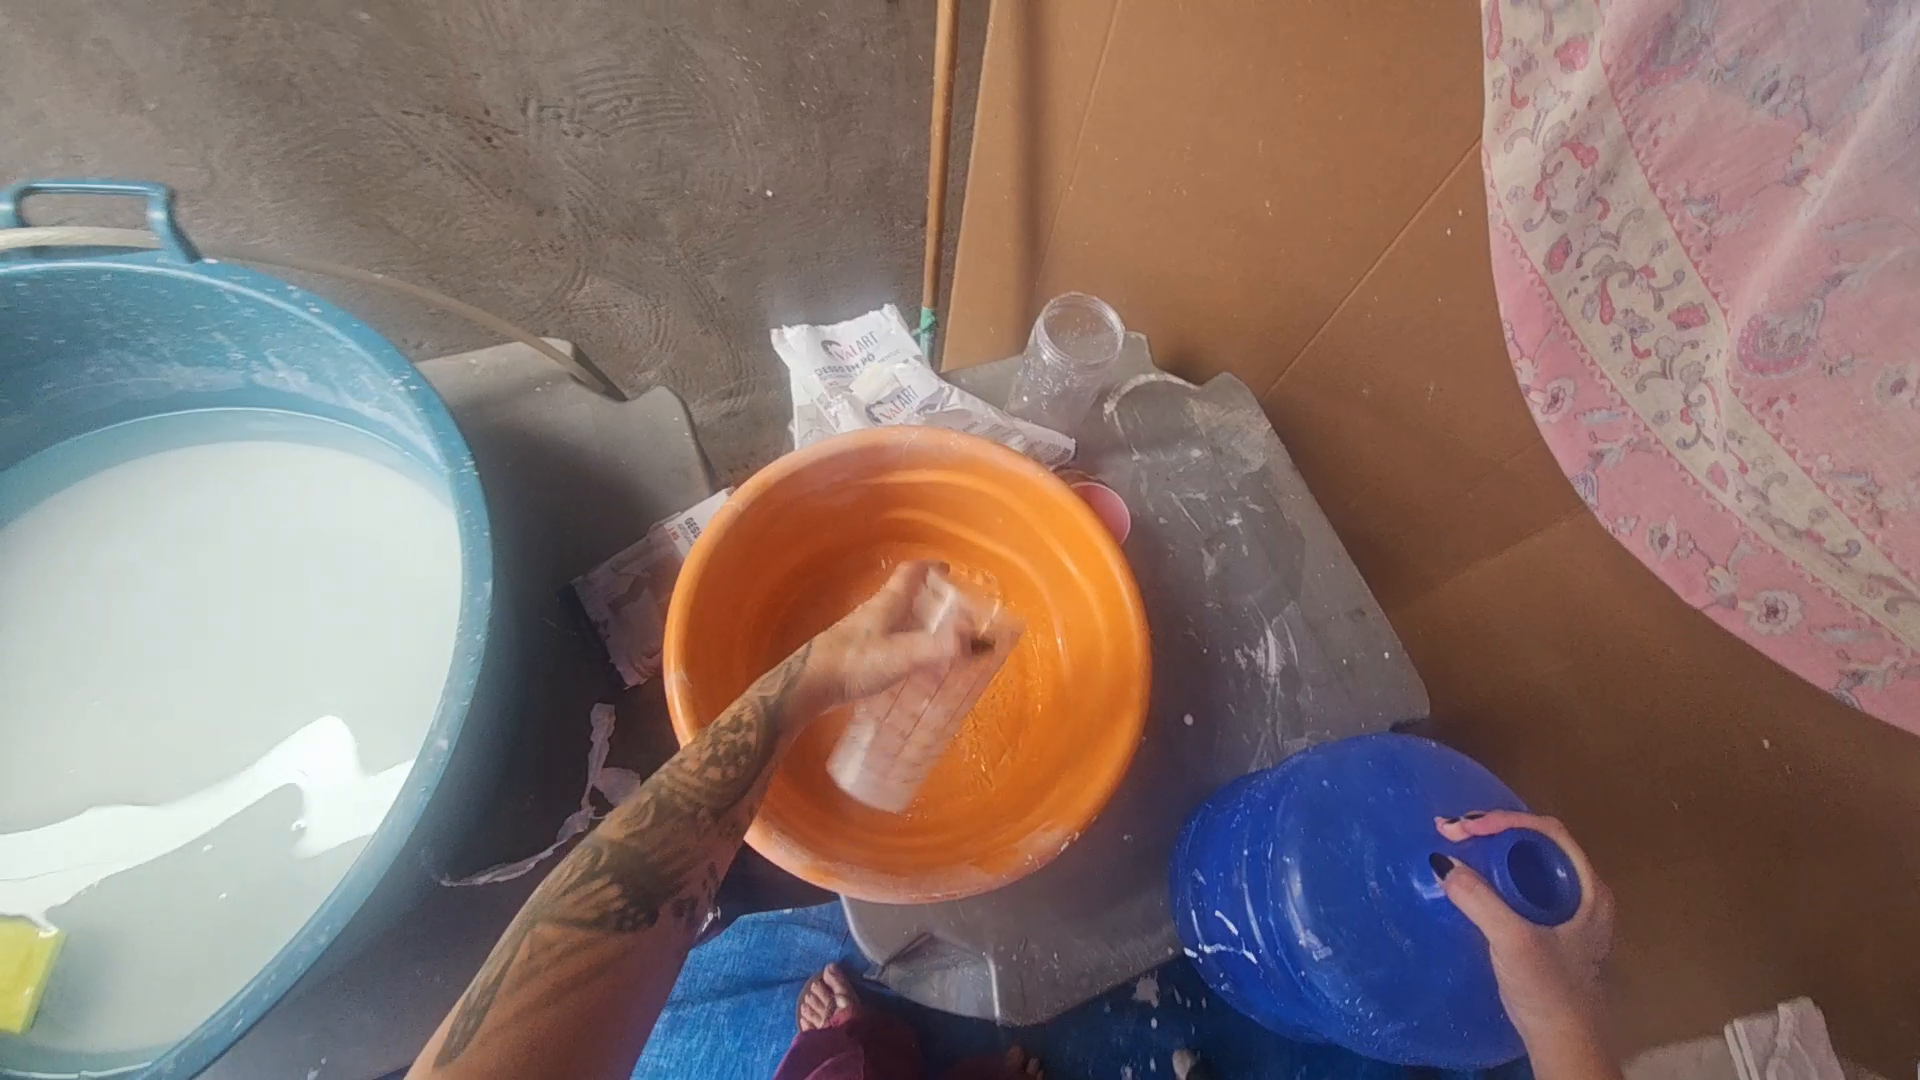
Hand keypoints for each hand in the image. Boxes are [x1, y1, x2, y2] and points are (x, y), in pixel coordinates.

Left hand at [791, 561, 975, 717]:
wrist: (808, 686)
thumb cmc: (853, 661)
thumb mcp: (902, 654)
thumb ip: (940, 647)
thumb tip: (979, 639)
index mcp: (887, 603)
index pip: (910, 573)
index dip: (930, 567)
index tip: (948, 569)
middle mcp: (876, 613)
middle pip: (906, 596)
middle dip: (931, 599)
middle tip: (954, 611)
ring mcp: (865, 634)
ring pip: (898, 620)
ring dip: (919, 625)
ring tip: (941, 639)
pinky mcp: (858, 655)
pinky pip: (891, 643)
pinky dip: (908, 647)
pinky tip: (915, 666)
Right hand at [1434, 812, 1615, 1055]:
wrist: (1563, 1042)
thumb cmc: (1550, 989)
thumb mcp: (1513, 941)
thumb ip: (1479, 899)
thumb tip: (1440, 860)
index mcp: (1588, 889)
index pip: (1547, 832)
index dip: (1505, 820)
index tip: (1465, 829)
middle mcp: (1579, 891)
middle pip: (1532, 840)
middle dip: (1487, 827)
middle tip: (1447, 829)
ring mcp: (1561, 907)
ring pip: (1520, 858)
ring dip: (1482, 845)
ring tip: (1448, 842)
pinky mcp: (1541, 922)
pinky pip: (1512, 879)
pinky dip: (1484, 867)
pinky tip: (1461, 872)